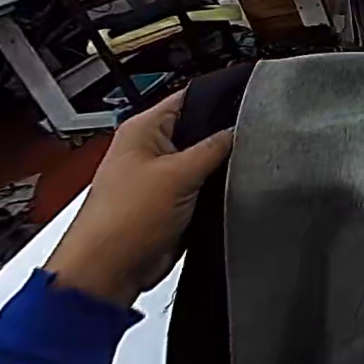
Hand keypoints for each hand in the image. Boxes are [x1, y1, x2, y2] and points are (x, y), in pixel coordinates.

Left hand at [48, 90, 233, 306]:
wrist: (111, 269)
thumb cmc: (122, 222)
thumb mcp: (180, 173)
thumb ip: (215, 147)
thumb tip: (239, 130)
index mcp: (143, 130)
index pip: (189, 97)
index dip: (220, 94)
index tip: (251, 96)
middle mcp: (151, 148)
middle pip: (202, 127)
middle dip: (226, 133)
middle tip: (253, 136)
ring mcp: (163, 174)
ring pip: (206, 158)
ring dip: (221, 164)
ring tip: (241, 164)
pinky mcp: (173, 198)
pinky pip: (206, 183)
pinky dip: (218, 185)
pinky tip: (231, 187)